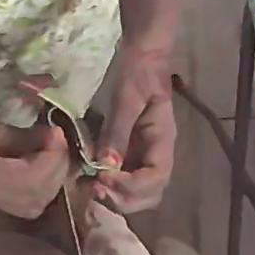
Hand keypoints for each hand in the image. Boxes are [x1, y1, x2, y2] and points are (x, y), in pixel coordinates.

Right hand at [0, 107, 70, 218]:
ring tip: (46, 152)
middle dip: (55, 170)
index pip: (33, 179)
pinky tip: (30, 162)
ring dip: (47, 182)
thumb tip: (46, 138)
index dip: (53, 157)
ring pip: (31, 207)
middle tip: (54, 141)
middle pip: (37, 198)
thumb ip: (11, 136)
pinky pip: (17, 204)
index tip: (55, 131)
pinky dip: (33, 188)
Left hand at [94, 40, 175, 211]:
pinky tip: (90, 179)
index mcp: (163, 140)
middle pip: (150, 194)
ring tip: (90, 187)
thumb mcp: (127, 98)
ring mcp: (145, 154)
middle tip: (94, 189)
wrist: (141, 55)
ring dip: (116, 197)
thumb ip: (118, 131)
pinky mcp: (132, 152)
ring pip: (138, 192)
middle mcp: (158, 153)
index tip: (103, 178)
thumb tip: (106, 165)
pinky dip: (110, 186)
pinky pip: (125, 178)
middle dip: (123, 199)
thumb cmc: (138, 72)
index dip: (131, 186)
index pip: (156, 178)